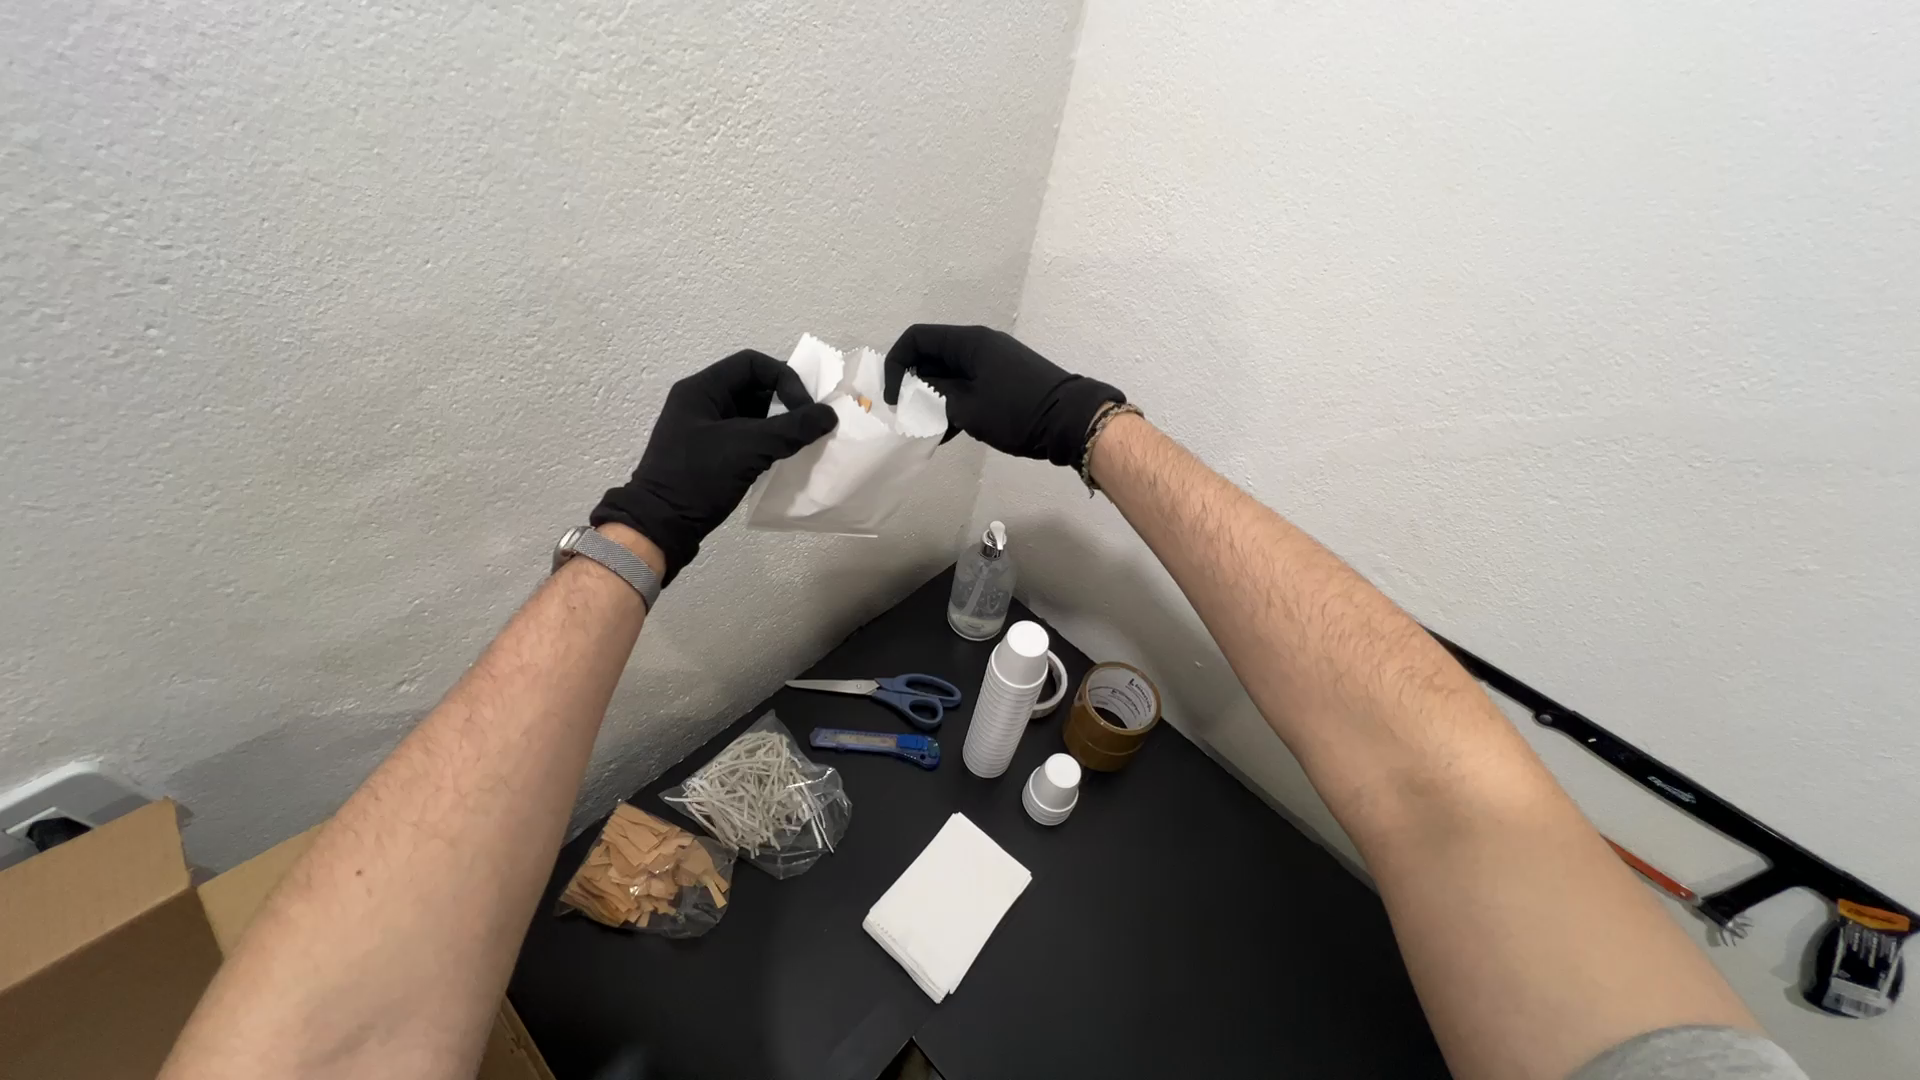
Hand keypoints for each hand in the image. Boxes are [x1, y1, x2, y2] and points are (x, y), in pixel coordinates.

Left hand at [592, 351, 836, 583]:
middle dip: (786, 401)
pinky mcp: (712, 453)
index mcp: (702, 390)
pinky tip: (784, 457)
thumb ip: (792, 428)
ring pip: (753, 413)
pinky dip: (769, 442)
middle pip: (754, 386)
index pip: (753, 364)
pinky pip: (748, 436)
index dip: (785, 379)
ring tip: (801, 441)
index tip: (804, 408)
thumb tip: (829, 414)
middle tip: (809, 423)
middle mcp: (703, 403)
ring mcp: (706, 429)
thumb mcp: (749, 448)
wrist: (661, 526)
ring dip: (780, 424)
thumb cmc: (699, 478)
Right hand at [882, 324, 1124, 465]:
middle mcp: (979, 345)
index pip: (916, 339)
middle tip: (907, 415)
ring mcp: (994, 363)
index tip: (893, 398)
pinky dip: (954, 405)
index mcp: (968, 342)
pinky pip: (968, 386)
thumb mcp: (967, 408)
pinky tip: (948, 433)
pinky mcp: (1004, 381)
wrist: (1071, 422)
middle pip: (932, 356)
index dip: (895, 365)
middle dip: (913, 384)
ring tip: (927, 428)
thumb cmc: (1016, 412)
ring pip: (950, 374)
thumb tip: (920, 394)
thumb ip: (936, 398)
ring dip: (934, 399)